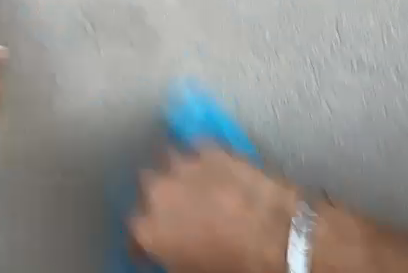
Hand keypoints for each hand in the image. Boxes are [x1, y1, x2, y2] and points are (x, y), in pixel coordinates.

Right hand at [131, 146, 298, 272]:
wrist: (273, 237)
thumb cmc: (230, 265)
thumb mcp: (190, 271)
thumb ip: (169, 257)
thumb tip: (170, 252)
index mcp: (147, 227)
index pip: (134, 233)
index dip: (146, 240)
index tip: (156, 244)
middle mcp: (156, 189)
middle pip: (149, 189)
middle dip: (161, 199)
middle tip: (180, 214)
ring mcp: (182, 163)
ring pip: (170, 162)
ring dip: (179, 174)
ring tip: (197, 188)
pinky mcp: (208, 146)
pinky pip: (197, 151)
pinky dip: (203, 162)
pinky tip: (217, 174)